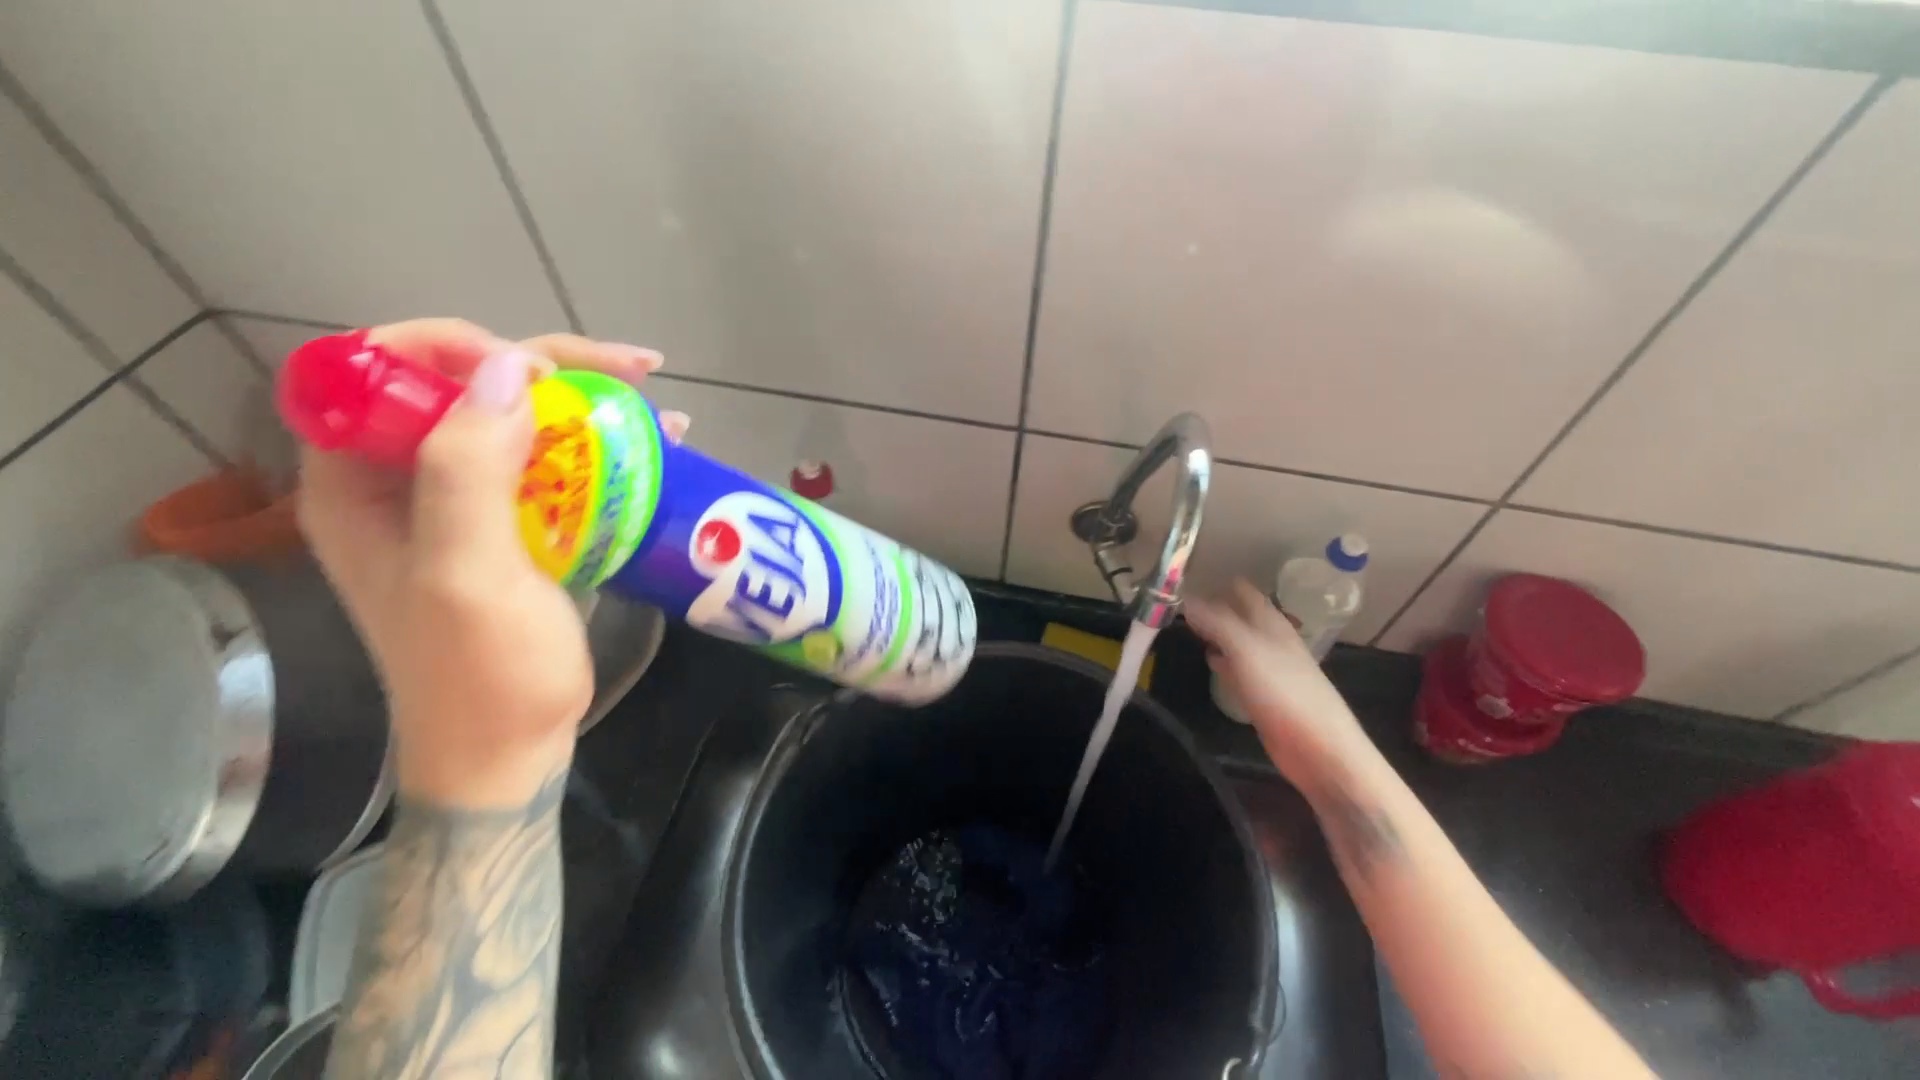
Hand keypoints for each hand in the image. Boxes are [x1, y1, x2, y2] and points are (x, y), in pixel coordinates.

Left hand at [298, 319, 687, 807]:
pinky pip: (549, 462)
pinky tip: (658, 443)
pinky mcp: (510, 526)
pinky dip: (601, 445)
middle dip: (543, 366)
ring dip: (583, 400)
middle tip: (630, 372)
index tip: (532, 373)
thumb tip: (510, 366)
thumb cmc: (482, 674)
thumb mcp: (469, 573)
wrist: (510, 751)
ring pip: (513, 418)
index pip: (377, 370)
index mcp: (356, 484)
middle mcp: (400, 482)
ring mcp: (459, 504)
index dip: (452, 350)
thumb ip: (467, 468)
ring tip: (655, 401)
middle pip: (460, 384)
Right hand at [1185, 580, 1377, 791]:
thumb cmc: (1285, 692)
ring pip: (1239, 641)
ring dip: (1217, 632)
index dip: (1219, 582)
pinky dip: (1224, 660)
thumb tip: (1183, 597)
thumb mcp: (1246, 650)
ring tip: (1189, 625)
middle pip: (1241, 615)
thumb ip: (1216, 622)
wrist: (1320, 748)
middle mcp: (1272, 642)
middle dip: (1215, 606)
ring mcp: (1271, 669)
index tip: (1187, 574)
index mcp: (1272, 625)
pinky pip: (1240, 668)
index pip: (1244, 592)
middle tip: (1179, 600)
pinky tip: (1211, 662)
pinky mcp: (1266, 695)